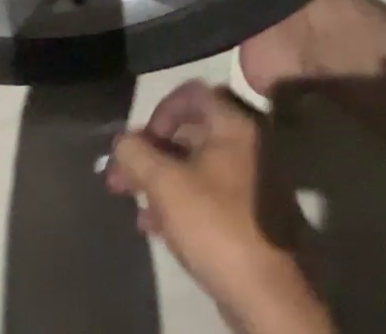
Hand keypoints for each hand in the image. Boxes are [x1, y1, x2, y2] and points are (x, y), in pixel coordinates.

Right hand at [107, 82, 330, 333]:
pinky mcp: (247, 213)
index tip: (141, 141)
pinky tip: (153, 225)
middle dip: (150, 151)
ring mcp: (250, 180)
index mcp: (233, 126)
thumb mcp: (165, 184)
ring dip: (159, 178)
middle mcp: (246, 144)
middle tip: (121, 174)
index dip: (159, 110)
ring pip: (194, 165)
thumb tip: (121, 142)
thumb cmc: (214, 224)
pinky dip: (178, 200)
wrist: (264, 292)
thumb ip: (136, 153)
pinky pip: (206, 192)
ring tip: (131, 201)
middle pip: (189, 131)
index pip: (192, 93)